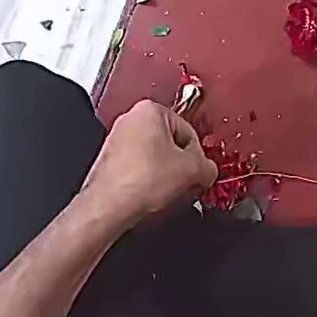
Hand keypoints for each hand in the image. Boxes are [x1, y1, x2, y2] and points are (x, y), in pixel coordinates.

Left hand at [80, 101, 217, 228]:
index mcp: (150, 110)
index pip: (188, 132)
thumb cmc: (140, 181)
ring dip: (166, 174)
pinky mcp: (110, 161)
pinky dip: (148, 180)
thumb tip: (208, 170)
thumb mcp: (192, 170)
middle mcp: (130, 120)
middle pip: (171, 144)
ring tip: (167, 192)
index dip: (198, 156)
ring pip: (155, 157)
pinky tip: (151, 195)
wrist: (108, 207)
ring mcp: (117, 140)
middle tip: (186, 182)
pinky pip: (139, 168)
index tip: (199, 171)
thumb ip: (208, 166)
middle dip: (181, 165)